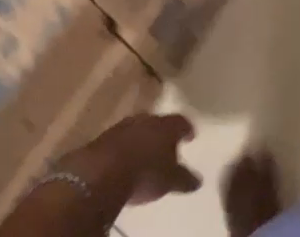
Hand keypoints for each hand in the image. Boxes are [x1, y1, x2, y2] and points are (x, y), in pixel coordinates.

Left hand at [58, 113, 202, 205]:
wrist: (102, 172)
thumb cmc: (145, 173)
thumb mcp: (170, 181)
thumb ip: (184, 178)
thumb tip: (197, 180)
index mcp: (165, 126)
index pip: (180, 122)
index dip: (186, 129)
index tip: (190, 136)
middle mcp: (145, 119)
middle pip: (157, 123)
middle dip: (162, 134)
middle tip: (167, 146)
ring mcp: (122, 126)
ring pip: (137, 129)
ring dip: (142, 140)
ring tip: (146, 155)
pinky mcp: (103, 137)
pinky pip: (120, 140)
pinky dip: (126, 148)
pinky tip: (126, 161)